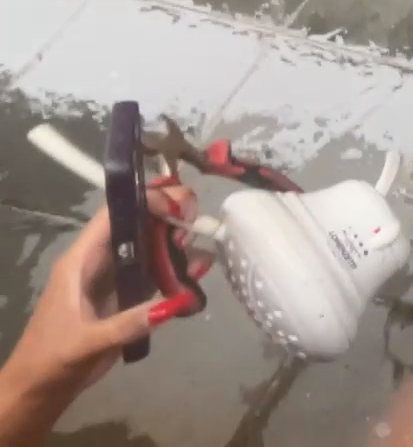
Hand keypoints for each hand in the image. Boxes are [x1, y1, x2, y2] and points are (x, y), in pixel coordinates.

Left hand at [0, 186, 205, 439]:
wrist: (41, 389)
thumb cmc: (51, 361)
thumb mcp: (84, 344)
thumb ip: (127, 324)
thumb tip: (178, 301)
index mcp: (82, 261)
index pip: (116, 213)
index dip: (150, 200)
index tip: (182, 212)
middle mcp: (105, 258)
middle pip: (145, 215)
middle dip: (176, 212)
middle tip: (194, 229)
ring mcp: (122, 270)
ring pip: (161, 236)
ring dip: (186, 240)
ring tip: (196, 264)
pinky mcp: (137, 285)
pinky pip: (168, 262)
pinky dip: (188, 263)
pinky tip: (195, 278)